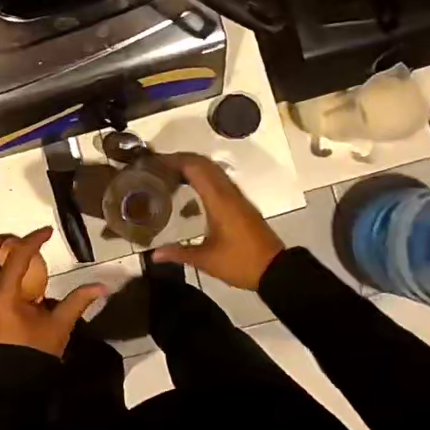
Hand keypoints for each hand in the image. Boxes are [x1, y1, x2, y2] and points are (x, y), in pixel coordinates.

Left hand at [0, 227, 104, 357]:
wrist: (5, 390)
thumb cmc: (32, 356)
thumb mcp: (59, 326)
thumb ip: (78, 301)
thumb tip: (102, 286)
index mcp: (3, 294)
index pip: (16, 254)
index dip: (33, 239)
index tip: (47, 232)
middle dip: (5, 240)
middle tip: (27, 242)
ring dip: (4, 261)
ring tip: (29, 267)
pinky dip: (3, 281)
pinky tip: (24, 294)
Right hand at [151, 153, 284, 289]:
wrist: (275, 269)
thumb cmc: (240, 262)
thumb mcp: (206, 260)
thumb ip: (179, 253)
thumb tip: (154, 255)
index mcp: (219, 201)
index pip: (196, 168)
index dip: (176, 160)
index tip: (156, 162)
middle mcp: (229, 193)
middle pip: (205, 164)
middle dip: (182, 160)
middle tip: (159, 167)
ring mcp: (238, 198)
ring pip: (214, 172)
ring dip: (194, 169)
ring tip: (170, 177)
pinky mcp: (242, 205)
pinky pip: (220, 183)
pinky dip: (204, 180)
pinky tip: (191, 198)